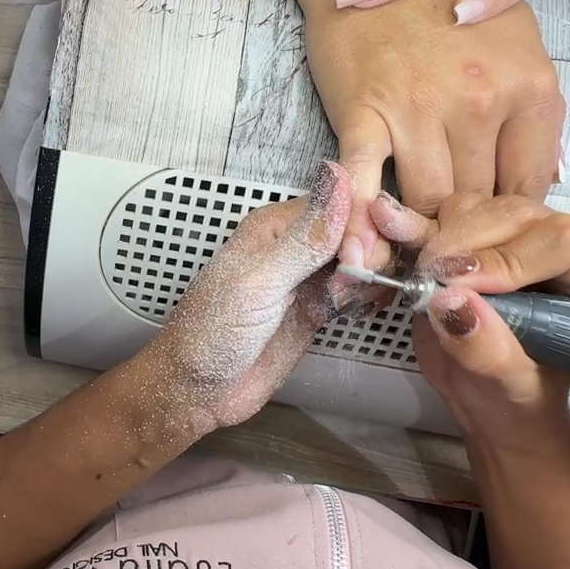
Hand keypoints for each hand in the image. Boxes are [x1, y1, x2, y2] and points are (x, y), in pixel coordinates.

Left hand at [138, 162, 349, 428]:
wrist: (199, 391)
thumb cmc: (212, 333)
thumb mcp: (260, 283)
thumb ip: (304, 238)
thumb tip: (337, 176)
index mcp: (273, 228)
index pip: (336, 205)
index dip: (357, 226)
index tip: (359, 258)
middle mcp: (293, 247)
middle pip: (354, 231)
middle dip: (368, 251)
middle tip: (355, 282)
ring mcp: (306, 280)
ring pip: (359, 261)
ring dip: (371, 274)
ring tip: (355, 298)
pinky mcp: (315, 310)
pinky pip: (354, 292)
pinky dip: (366, 296)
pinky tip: (363, 308)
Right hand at [306, 0, 565, 266]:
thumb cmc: (440, 1)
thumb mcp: (512, 40)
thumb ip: (531, 111)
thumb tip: (544, 174)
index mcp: (528, 84)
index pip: (526, 183)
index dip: (505, 217)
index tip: (488, 230)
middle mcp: (478, 102)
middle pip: (476, 199)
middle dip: (462, 228)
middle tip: (446, 246)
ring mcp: (417, 112)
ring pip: (426, 202)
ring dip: (417, 230)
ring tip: (410, 246)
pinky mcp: (362, 117)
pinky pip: (364, 185)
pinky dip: (361, 226)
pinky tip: (361, 254)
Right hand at [365, 193, 569, 441]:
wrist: (485, 392)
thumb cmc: (511, 396)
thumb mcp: (504, 388)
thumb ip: (485, 350)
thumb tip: (450, 300)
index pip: (564, 242)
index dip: (506, 258)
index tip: (456, 286)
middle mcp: (562, 243)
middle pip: (512, 215)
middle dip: (460, 246)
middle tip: (425, 284)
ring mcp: (516, 231)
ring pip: (474, 208)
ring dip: (435, 239)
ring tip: (418, 280)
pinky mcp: (475, 230)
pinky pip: (440, 214)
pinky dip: (411, 228)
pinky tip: (391, 235)